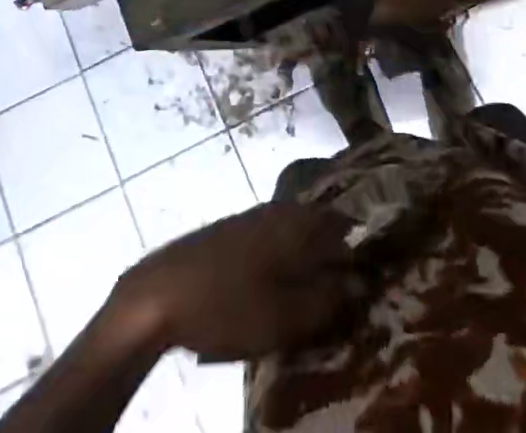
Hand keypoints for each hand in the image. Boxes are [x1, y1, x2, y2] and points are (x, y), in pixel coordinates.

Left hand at [110, 202, 363, 361]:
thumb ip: (328, 297)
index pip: (342, 223)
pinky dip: (280, 255)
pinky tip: (273, 281)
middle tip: (341, 284)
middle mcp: (275, 210)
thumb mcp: (286, 315)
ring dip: (305, 252)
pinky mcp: (226, 231)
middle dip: (332, 248)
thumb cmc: (227, 306)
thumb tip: (359, 282)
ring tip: (310, 288)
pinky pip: (268, 237)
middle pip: (316, 222)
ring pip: (291, 229)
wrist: (157, 296)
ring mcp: (248, 217)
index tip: (368, 272)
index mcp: (295, 223)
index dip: (359, 245)